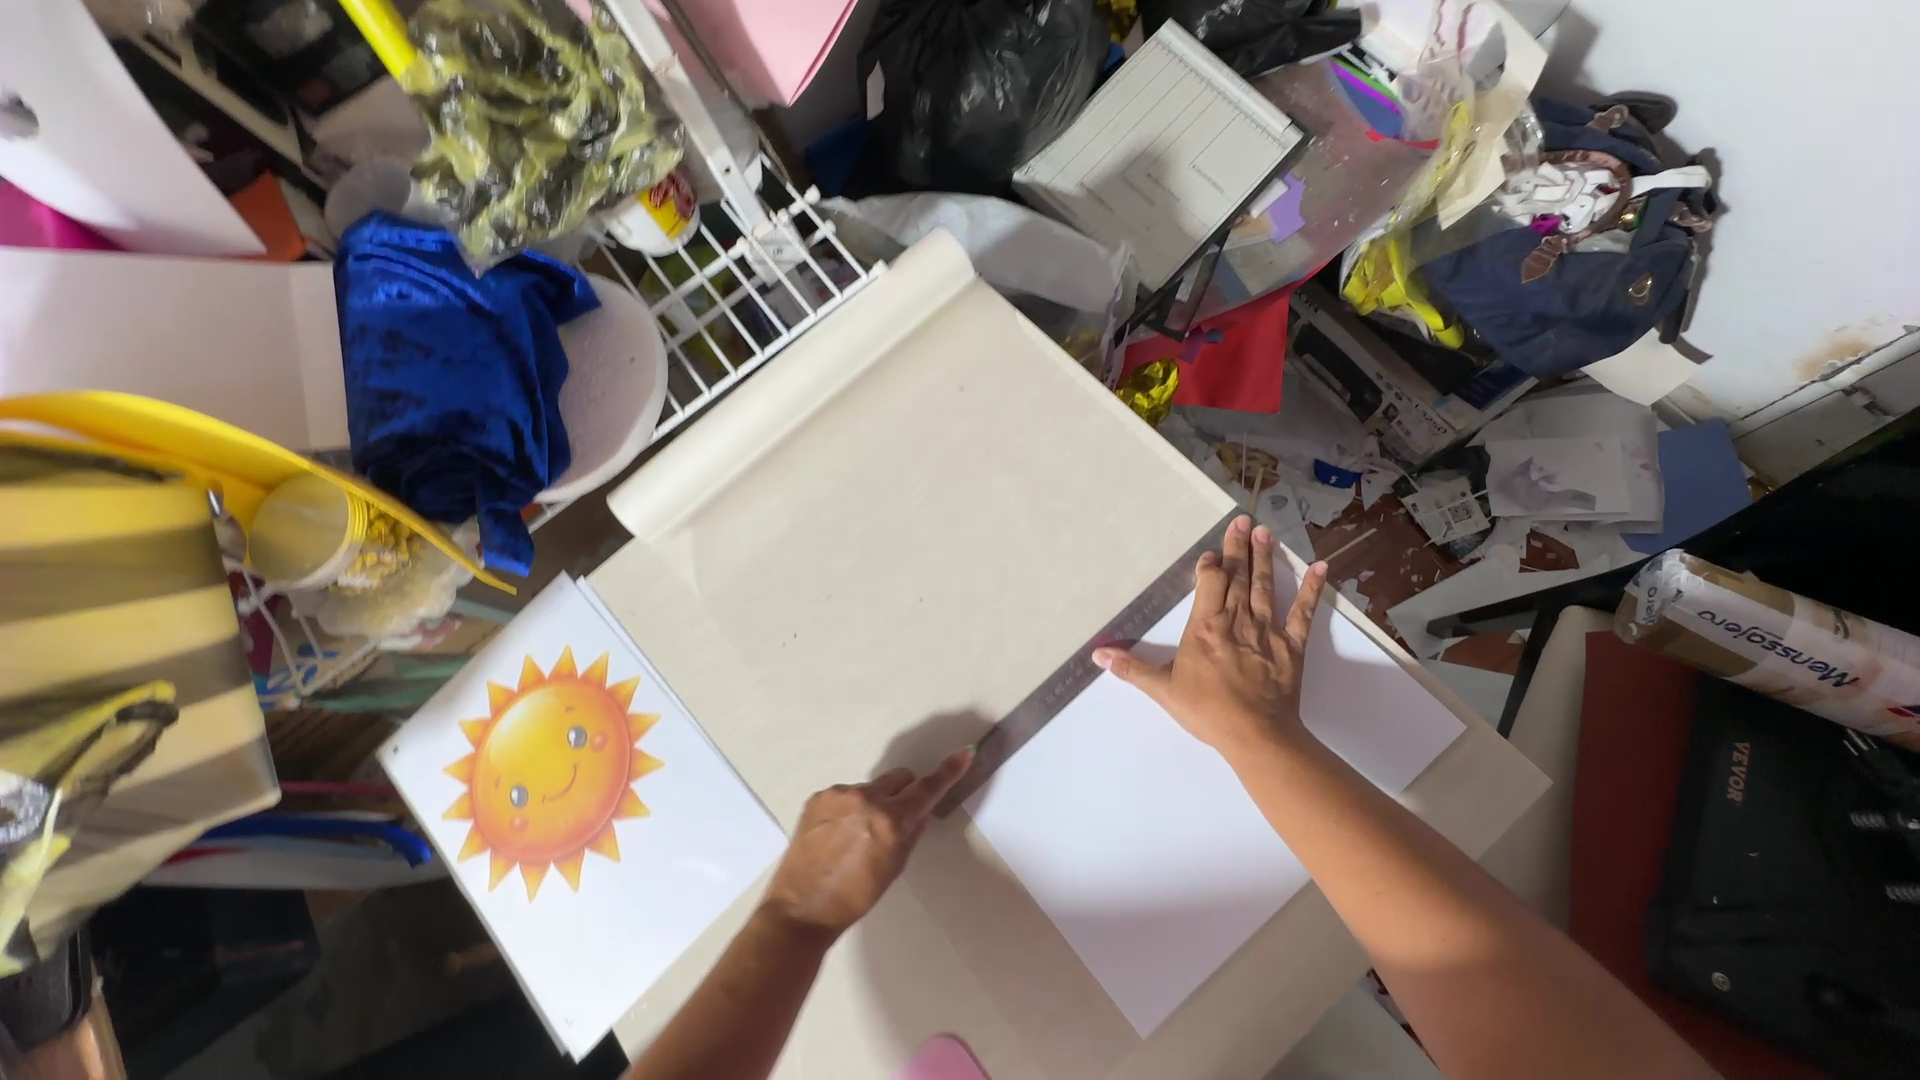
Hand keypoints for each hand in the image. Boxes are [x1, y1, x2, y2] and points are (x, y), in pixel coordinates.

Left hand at [760, 747, 973, 938]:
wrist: (801, 908)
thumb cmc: (855, 897)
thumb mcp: (894, 867)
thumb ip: (911, 832)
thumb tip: (919, 810)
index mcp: (890, 821)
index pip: (927, 789)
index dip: (948, 771)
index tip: (965, 752)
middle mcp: (866, 798)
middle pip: (899, 779)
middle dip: (903, 794)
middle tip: (893, 821)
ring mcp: (839, 794)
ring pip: (871, 788)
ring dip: (872, 803)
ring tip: (854, 837)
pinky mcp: (818, 796)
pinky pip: (845, 795)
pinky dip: (848, 809)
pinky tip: (835, 835)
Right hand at [1093, 515, 1328, 757]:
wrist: (1255, 734)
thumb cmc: (1207, 710)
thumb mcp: (1162, 689)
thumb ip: (1131, 668)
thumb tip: (1098, 654)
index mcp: (1205, 627)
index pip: (1209, 583)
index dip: (1211, 565)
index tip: (1211, 552)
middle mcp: (1236, 620)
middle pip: (1238, 576)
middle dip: (1238, 548)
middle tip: (1242, 520)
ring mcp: (1267, 631)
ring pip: (1265, 587)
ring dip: (1265, 558)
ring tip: (1265, 533)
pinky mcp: (1292, 646)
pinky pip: (1304, 613)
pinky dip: (1313, 590)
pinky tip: (1320, 568)